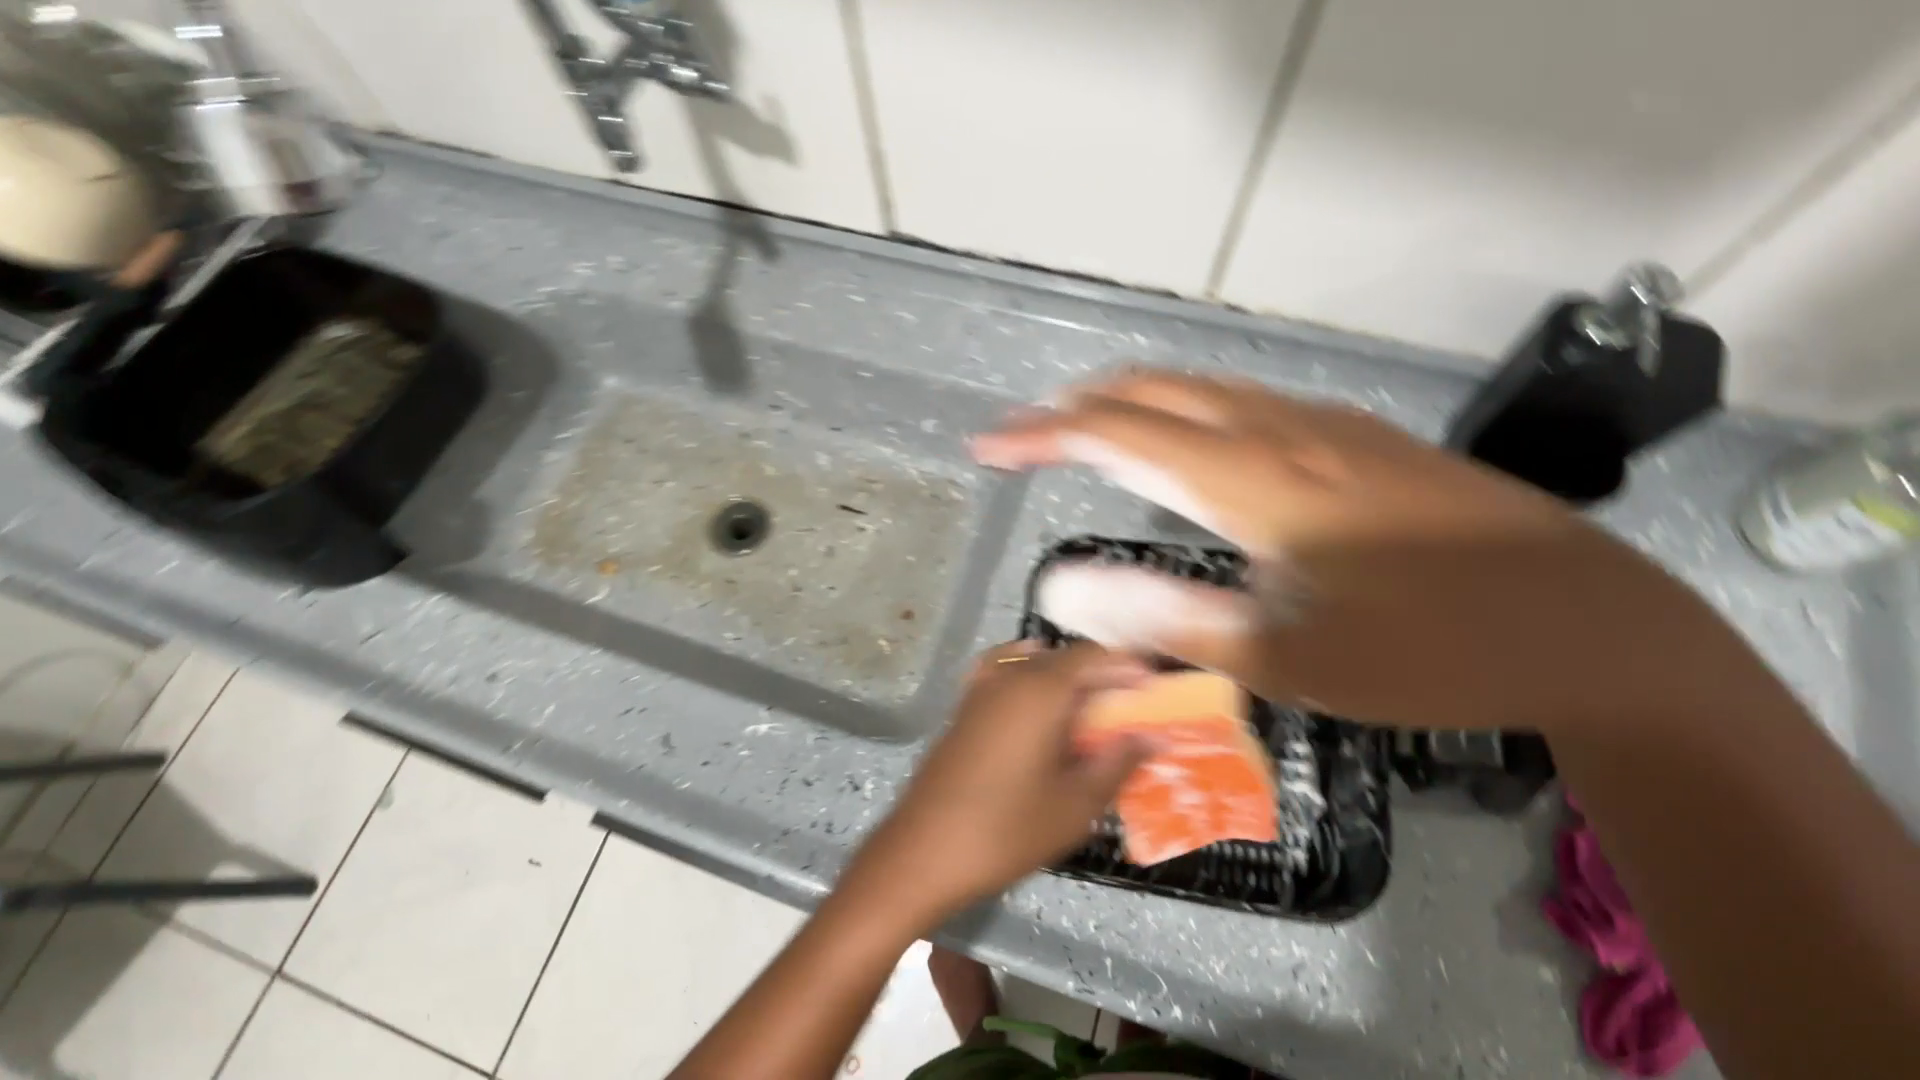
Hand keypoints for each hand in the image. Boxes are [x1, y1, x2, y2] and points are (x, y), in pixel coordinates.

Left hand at [849, 642, 1153, 919]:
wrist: (923, 853)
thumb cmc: (1007, 830)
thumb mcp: (1076, 804)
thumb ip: (1117, 763)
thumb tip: (1151, 736)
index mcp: (1040, 689)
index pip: (1094, 655)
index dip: (1127, 666)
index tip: (1155, 689)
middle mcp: (1008, 678)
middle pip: (1063, 658)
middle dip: (1100, 675)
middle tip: (1130, 709)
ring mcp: (978, 692)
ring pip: (1032, 665)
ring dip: (1065, 679)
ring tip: (1090, 714)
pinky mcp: (961, 712)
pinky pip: (1003, 678)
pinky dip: (1029, 683)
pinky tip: (1040, 715)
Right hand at [972, 369, 1714, 732]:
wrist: (1589, 626)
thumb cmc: (1430, 652)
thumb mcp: (1287, 656)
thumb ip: (1166, 618)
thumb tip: (1060, 589)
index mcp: (1255, 478)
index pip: (1119, 433)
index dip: (1042, 436)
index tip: (985, 449)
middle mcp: (1283, 430)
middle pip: (1157, 389)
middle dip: (1077, 406)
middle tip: (1025, 442)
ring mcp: (1329, 427)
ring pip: (1204, 388)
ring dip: (1133, 403)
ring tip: (1086, 437)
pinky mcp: (1361, 439)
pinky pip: (1245, 402)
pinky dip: (1186, 412)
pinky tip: (1187, 451)